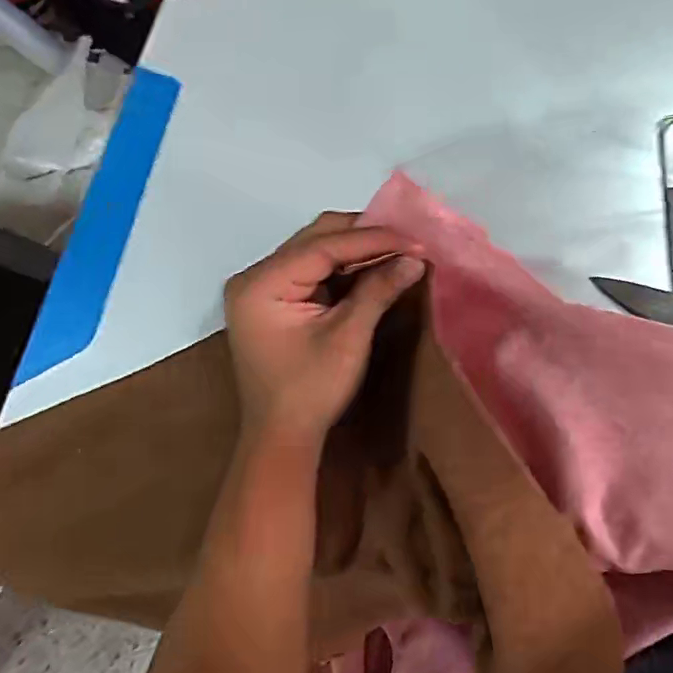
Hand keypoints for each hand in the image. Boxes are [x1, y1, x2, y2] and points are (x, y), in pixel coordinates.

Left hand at [223, 212, 426, 441]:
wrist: (283, 436)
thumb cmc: (311, 390)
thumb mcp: (348, 337)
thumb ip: (378, 290)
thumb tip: (416, 259)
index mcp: (262, 284)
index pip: (324, 246)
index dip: (373, 239)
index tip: (416, 240)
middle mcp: (256, 278)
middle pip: (316, 239)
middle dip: (365, 236)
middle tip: (410, 239)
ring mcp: (263, 289)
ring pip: (316, 251)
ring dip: (357, 249)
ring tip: (399, 249)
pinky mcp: (276, 301)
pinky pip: (314, 270)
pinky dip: (346, 267)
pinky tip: (376, 266)